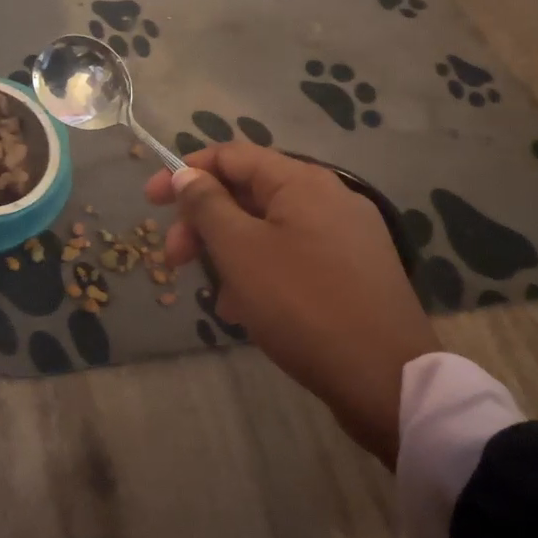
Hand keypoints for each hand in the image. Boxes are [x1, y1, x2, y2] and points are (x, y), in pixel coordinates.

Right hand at [145, 143, 436, 467]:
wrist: (387, 381)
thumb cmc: (302, 304)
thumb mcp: (239, 250)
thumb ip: (206, 204)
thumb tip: (186, 174)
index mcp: (302, 183)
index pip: (230, 155)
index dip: (185, 173)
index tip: (150, 201)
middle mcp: (329, 198)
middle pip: (247, 192)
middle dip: (203, 221)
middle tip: (173, 259)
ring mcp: (347, 237)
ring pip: (267, 228)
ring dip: (228, 251)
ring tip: (212, 294)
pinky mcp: (354, 273)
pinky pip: (292, 256)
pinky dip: (260, 271)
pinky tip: (244, 309)